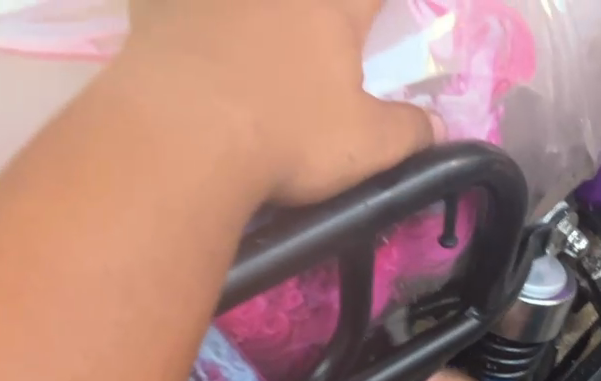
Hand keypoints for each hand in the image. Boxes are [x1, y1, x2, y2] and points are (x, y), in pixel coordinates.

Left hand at [117, 0, 438, 205]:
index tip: (380, 20)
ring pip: (247, 4)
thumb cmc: (290, 136)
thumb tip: (441, 127)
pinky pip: (172, 5)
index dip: (385, 8)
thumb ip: (409, 133)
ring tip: (263, 32)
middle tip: (320, 41)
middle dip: (321, 17)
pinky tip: (188, 22)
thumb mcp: (367, 146)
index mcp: (331, 6)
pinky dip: (186, 15)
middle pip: (308, 1)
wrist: (187, 136)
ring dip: (258, 16)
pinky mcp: (160, 9)